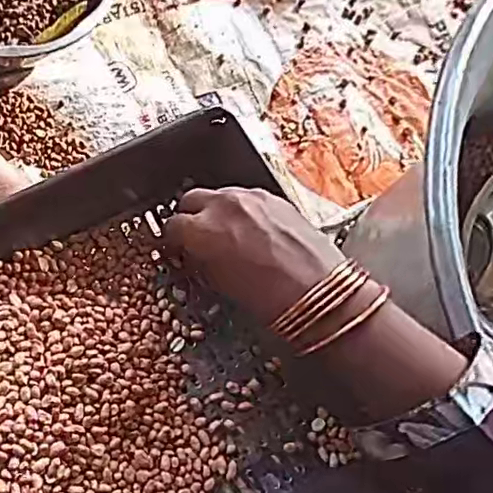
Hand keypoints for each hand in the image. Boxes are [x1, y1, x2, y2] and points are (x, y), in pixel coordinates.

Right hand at [165, 186, 466, 419]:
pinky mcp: (275, 197)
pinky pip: (246, 197)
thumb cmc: (269, 297)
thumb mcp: (219, 284)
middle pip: (191, 200)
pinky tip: (249, 232)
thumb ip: (199, 261)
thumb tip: (192, 254)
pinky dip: (241, 210)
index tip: (177, 249)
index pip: (172, 225)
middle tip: (195, 238)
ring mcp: (252, 197)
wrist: (319, 293)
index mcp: (202, 229)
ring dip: (215, 211)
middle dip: (190, 217)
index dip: (173, 240)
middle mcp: (224, 204)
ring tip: (224, 235)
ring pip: (219, 195)